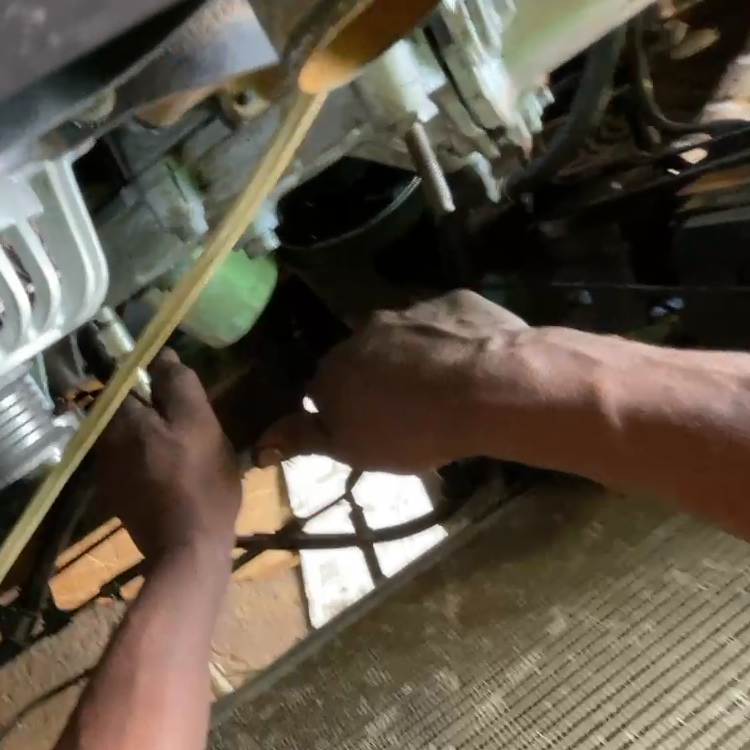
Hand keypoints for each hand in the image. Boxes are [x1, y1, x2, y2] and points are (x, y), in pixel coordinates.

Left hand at [93, 352, 240, 562]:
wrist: (187, 550)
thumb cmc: (200, 484)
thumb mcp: (200, 425)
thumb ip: (179, 386)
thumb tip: (162, 356)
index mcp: (119, 419)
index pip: (123, 377)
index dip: (148, 374)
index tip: (171, 384)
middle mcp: (102, 442)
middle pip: (122, 409)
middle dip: (148, 407)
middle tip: (184, 420)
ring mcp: (106, 472)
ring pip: (126, 437)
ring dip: (147, 435)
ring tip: (180, 446)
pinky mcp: (116, 496)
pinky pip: (129, 463)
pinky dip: (145, 460)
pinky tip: (169, 472)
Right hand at [259, 290, 533, 472]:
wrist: (489, 388)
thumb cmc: (410, 429)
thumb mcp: (350, 448)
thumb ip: (304, 439)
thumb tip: (259, 442)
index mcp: (333, 369)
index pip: (322, 388)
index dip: (341, 410)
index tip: (363, 429)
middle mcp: (362, 331)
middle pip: (361, 357)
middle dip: (374, 378)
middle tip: (403, 412)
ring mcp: (410, 310)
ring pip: (403, 337)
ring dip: (412, 358)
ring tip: (442, 390)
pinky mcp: (455, 300)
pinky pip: (446, 324)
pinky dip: (452, 342)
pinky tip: (472, 366)